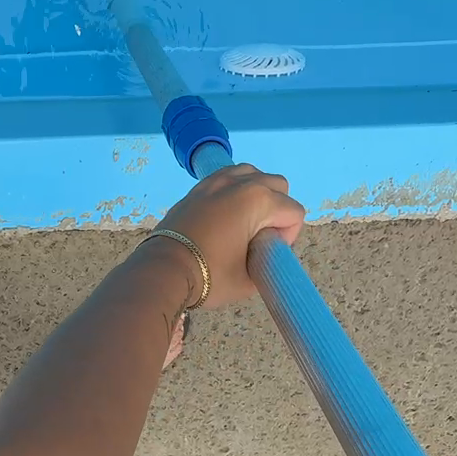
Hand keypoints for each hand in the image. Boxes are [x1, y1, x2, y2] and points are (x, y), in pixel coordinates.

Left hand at [153, 165, 305, 309]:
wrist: (163, 271)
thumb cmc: (209, 277)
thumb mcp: (249, 280)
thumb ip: (269, 262)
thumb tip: (264, 250)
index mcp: (259, 200)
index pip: (294, 212)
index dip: (287, 237)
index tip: (266, 254)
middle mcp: (240, 181)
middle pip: (278, 186)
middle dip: (276, 211)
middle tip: (258, 239)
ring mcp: (216, 180)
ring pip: (252, 175)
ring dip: (256, 196)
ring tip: (243, 224)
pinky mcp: (198, 187)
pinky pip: (227, 178)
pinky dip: (233, 192)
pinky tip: (225, 216)